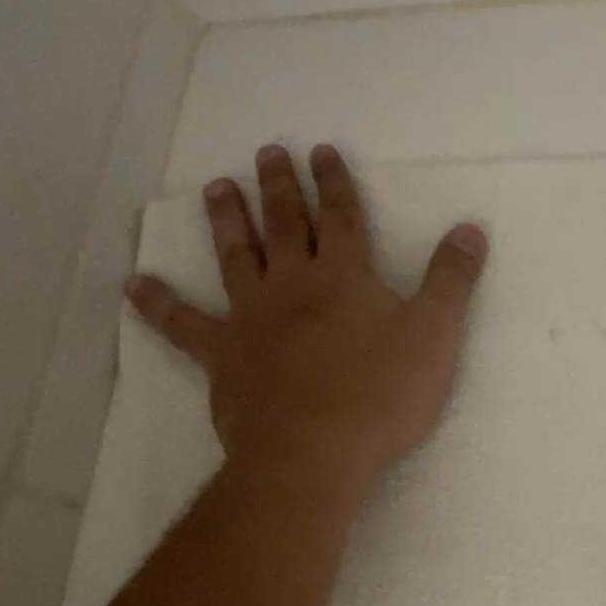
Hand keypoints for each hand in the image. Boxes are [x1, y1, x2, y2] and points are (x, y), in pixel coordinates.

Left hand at [126, 144, 488, 488]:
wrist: (312, 454)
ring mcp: (251, 318)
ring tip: (216, 187)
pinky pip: (182, 324)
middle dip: (281, 187)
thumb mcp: (435, 336)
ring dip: (228, 220)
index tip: (322, 151)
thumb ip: (452, 281)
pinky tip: (135, 285)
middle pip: (286, 225)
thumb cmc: (380, 396)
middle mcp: (293, 285)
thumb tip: (470, 229)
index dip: (335, 182)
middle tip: (268, 152)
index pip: (342, 217)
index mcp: (344, 277)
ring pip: (236, 257)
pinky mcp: (222, 356)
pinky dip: (158, 303)